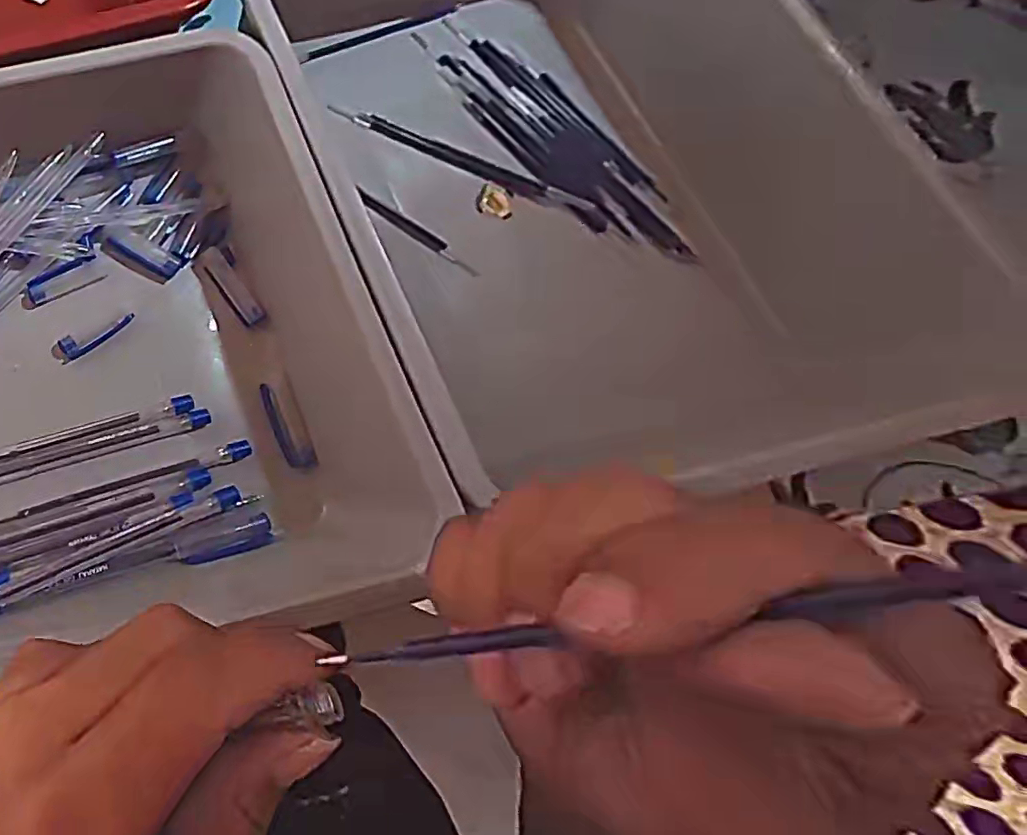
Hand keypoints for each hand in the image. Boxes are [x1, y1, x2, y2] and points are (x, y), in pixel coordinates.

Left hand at [0, 605, 336, 834]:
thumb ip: (233, 806)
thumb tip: (300, 730)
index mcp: (71, 803)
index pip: (188, 678)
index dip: (267, 659)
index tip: (316, 665)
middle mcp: (33, 728)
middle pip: (165, 636)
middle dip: (235, 659)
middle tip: (281, 702)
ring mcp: (16, 696)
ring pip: (139, 633)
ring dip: (193, 664)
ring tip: (216, 723)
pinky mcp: (14, 684)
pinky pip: (103, 646)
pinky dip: (148, 670)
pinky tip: (158, 718)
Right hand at [428, 468, 1020, 834]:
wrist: (701, 805)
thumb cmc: (785, 783)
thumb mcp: (843, 750)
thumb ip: (811, 684)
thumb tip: (738, 652)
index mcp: (799, 570)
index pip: (737, 536)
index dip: (661, 574)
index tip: (596, 631)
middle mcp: (685, 531)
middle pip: (602, 500)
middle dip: (557, 576)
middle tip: (560, 662)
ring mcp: (591, 537)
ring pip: (523, 509)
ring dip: (507, 592)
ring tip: (545, 673)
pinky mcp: (517, 557)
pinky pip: (465, 538)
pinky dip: (462, 590)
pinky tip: (500, 648)